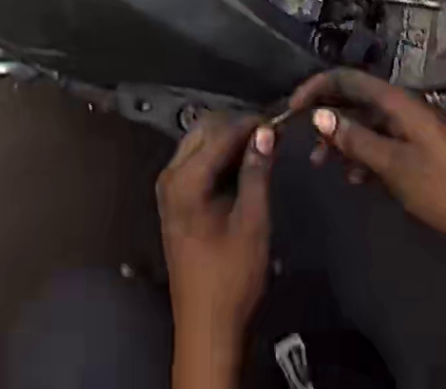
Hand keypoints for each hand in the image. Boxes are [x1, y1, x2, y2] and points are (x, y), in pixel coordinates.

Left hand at [157, 114, 273, 351]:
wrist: (207, 325)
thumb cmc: (230, 279)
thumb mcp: (251, 224)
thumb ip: (256, 173)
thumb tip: (266, 133)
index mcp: (184, 180)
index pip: (219, 135)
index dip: (249, 124)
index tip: (276, 120)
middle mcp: (170, 176)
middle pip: (203, 131)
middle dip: (236, 127)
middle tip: (270, 133)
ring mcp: (169, 187)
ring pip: (198, 143)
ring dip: (227, 140)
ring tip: (261, 145)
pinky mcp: (175, 199)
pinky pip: (196, 161)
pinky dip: (219, 156)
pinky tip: (243, 164)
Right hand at [287, 69, 445, 249]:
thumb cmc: (444, 188)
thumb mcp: (392, 165)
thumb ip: (353, 138)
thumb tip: (318, 116)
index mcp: (395, 101)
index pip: (345, 78)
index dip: (315, 88)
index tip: (293, 110)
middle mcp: (400, 106)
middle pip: (351, 98)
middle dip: (325, 117)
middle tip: (304, 141)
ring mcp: (408, 127)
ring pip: (362, 122)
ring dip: (341, 140)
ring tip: (323, 165)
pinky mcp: (415, 147)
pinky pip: (378, 140)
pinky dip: (361, 155)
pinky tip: (354, 179)